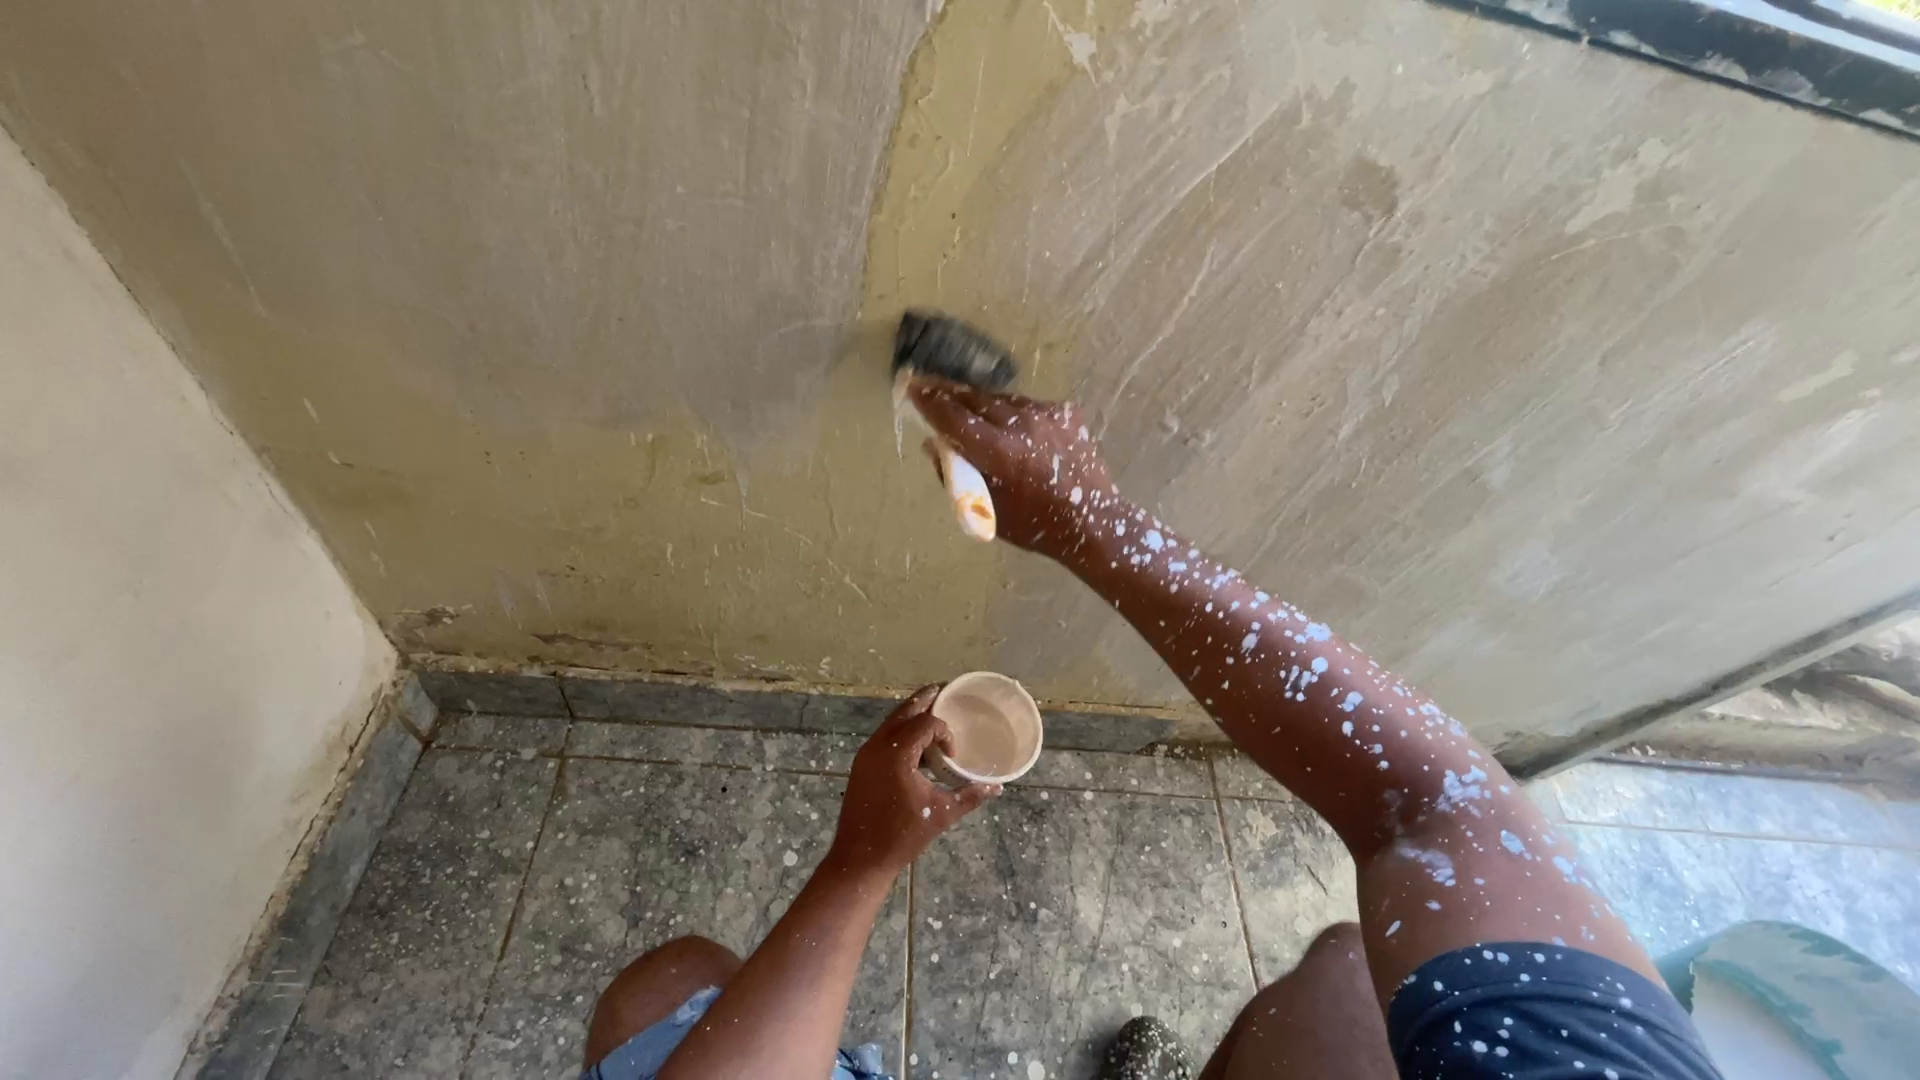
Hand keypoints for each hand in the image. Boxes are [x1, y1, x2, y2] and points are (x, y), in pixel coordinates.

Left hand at [827, 685, 997, 876]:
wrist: (859, 858)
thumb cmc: (901, 836)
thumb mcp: (941, 814)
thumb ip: (969, 796)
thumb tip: (996, 787)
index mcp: (896, 754)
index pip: (925, 723)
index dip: (944, 732)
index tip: (953, 754)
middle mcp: (878, 747)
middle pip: (903, 712)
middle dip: (924, 700)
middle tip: (942, 690)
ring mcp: (866, 755)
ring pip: (891, 723)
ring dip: (911, 716)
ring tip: (930, 711)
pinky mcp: (861, 766)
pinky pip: (883, 738)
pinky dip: (900, 733)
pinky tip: (914, 744)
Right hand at [908, 377, 1116, 559]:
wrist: (1093, 523)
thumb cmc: (1035, 525)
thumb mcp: (987, 510)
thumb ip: (956, 476)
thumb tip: (934, 445)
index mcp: (999, 452)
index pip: (954, 418)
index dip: (930, 402)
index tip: (913, 389)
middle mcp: (1022, 424)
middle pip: (975, 400)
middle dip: (949, 394)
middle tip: (930, 388)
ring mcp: (1047, 415)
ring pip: (1002, 400)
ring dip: (982, 403)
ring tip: (968, 408)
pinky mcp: (1065, 413)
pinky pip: (1028, 406)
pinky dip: (1013, 414)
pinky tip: (1011, 427)